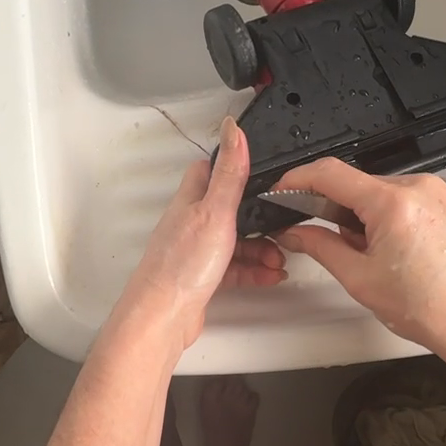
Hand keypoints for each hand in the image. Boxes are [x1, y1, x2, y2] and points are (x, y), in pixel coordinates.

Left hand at [120, 118, 287, 345]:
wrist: (164, 317)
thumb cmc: (181, 265)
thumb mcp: (215, 212)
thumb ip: (229, 172)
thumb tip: (231, 129)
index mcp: (191, 201)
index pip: (208, 171)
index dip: (232, 165)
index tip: (257, 166)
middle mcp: (191, 223)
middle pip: (229, 209)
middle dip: (259, 218)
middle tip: (281, 226)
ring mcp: (195, 252)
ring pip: (235, 242)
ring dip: (261, 248)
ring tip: (280, 259)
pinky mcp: (202, 278)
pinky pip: (234, 269)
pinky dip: (254, 270)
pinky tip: (270, 276)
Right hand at [271, 159, 445, 360]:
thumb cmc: (431, 309)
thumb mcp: (360, 279)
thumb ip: (320, 247)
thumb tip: (294, 232)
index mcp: (393, 203)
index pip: (330, 173)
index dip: (298, 179)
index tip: (282, 191)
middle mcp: (420, 187)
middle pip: (358, 183)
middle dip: (336, 207)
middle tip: (331, 242)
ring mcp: (442, 191)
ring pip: (384, 191)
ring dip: (366, 213)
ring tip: (375, 254)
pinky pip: (411, 197)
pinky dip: (393, 215)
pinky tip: (400, 249)